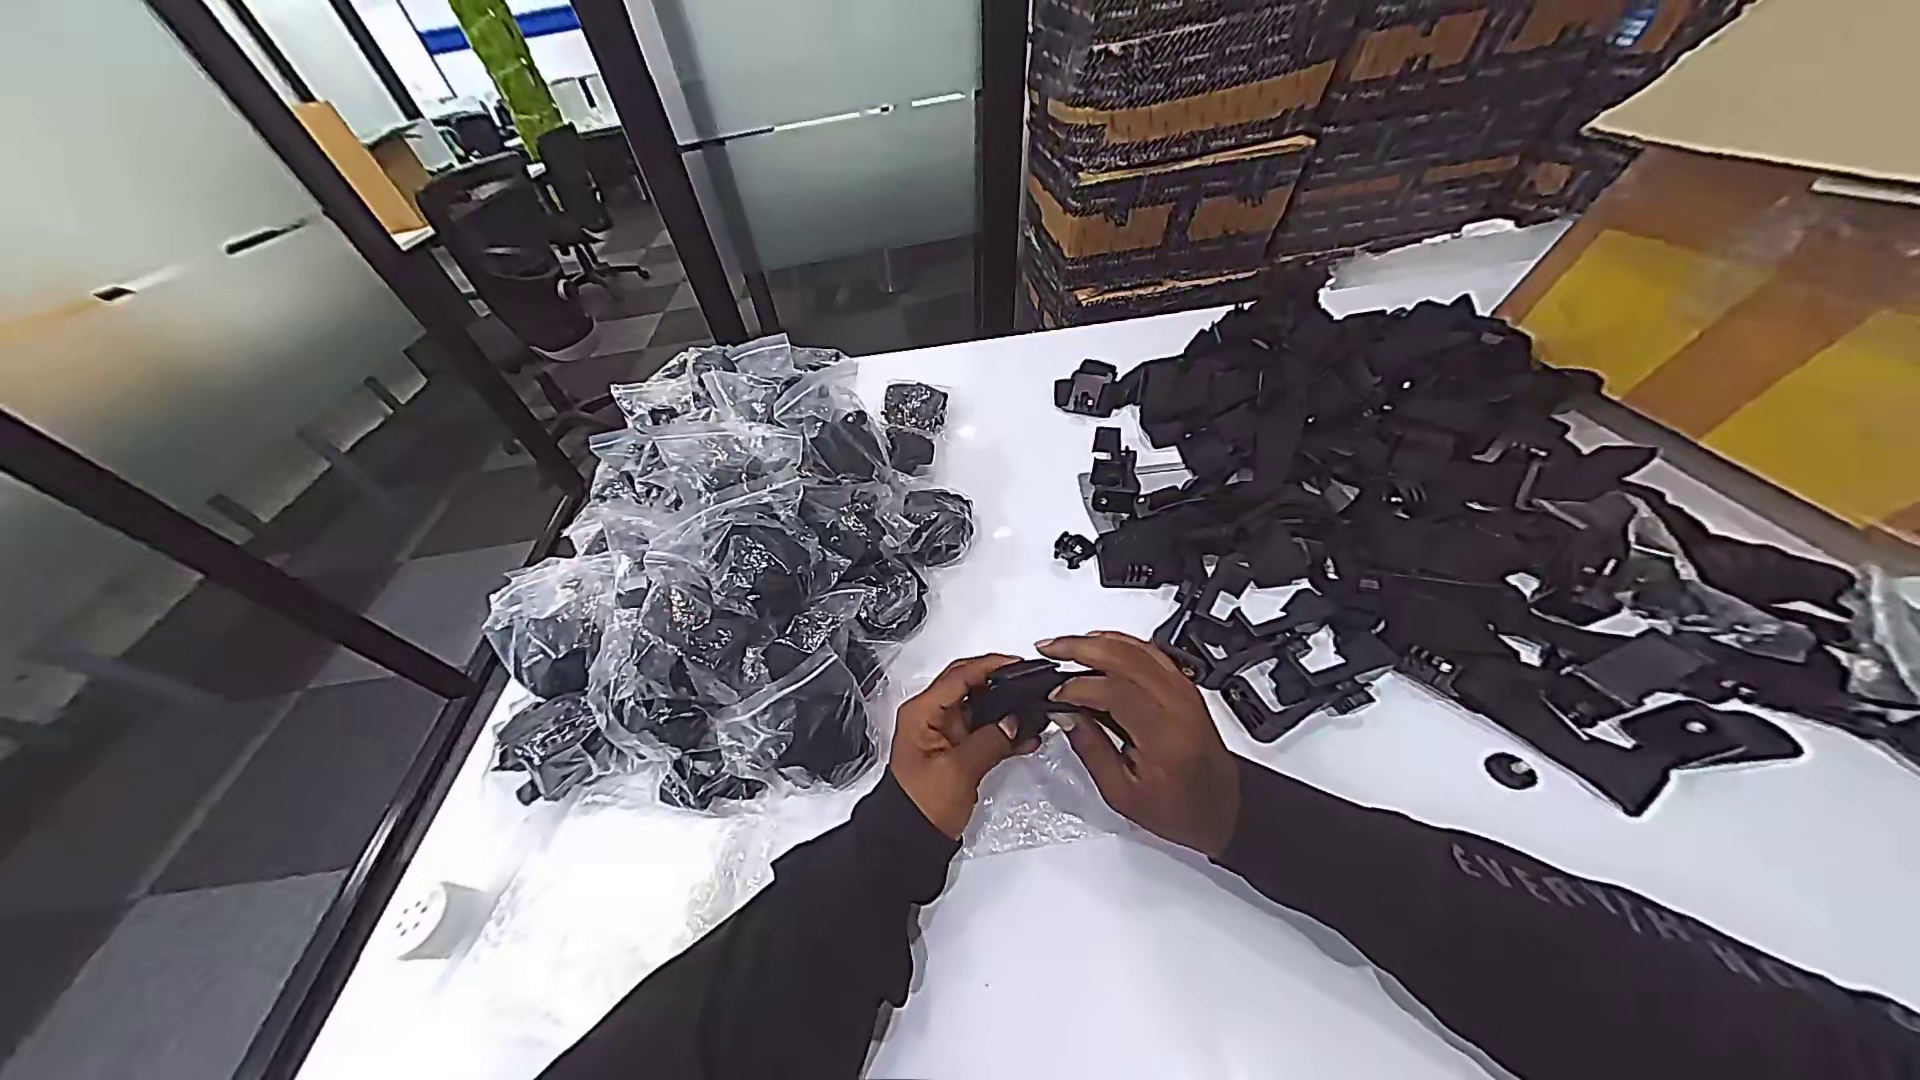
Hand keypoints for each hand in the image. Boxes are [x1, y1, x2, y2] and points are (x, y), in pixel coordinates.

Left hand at [891, 654, 1038, 839]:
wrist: (909, 841)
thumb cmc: (919, 805)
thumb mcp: (957, 771)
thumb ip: (989, 741)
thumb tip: (1013, 721)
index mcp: (922, 712)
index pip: (958, 675)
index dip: (989, 666)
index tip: (1016, 664)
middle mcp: (932, 716)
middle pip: (970, 685)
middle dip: (1000, 682)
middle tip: (1028, 681)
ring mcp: (946, 732)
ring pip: (981, 707)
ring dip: (1006, 708)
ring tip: (1032, 709)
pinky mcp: (958, 749)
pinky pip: (985, 730)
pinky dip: (1004, 731)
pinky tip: (1026, 736)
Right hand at [1038, 632, 1241, 857]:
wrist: (1223, 810)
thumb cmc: (1180, 809)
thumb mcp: (1123, 793)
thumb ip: (1091, 749)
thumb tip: (1065, 715)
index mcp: (1164, 736)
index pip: (1115, 691)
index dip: (1078, 687)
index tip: (1056, 695)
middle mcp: (1179, 706)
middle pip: (1125, 656)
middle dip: (1079, 647)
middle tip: (1050, 648)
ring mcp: (1184, 691)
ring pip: (1137, 647)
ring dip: (1097, 640)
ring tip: (1066, 644)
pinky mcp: (1185, 686)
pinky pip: (1150, 651)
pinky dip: (1121, 642)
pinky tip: (1100, 644)